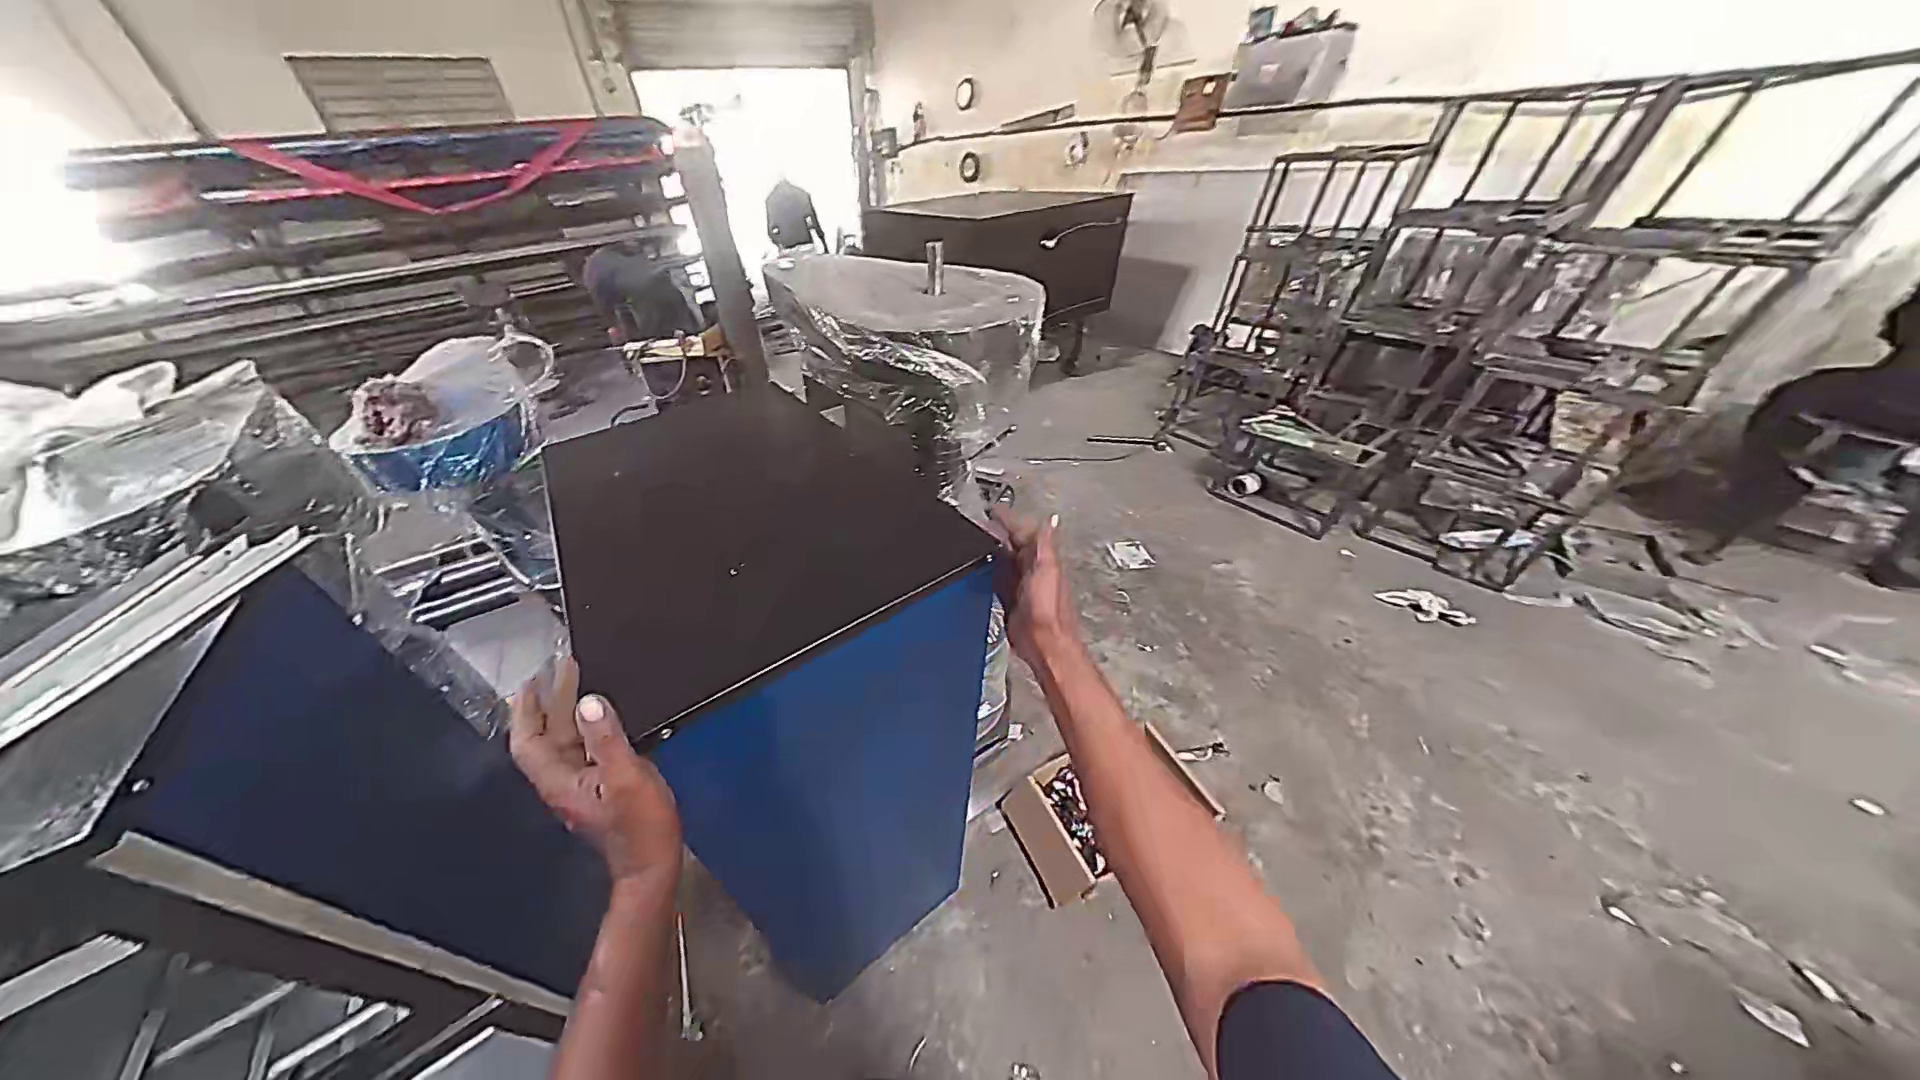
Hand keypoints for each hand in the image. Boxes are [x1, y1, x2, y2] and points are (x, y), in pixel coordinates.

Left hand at [510, 658, 681, 886]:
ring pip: (567, 742)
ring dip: (570, 713)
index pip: (528, 742)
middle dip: (551, 702)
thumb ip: (607, 738)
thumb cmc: (640, 828)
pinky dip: (590, 728)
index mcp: (561, 782)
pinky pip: (586, 749)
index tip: (532, 681)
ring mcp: (582, 787)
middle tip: (560, 670)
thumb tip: (590, 703)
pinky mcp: (601, 788)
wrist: (652, 862)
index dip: (526, 710)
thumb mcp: (627, 776)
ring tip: (581, 684)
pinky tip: (603, 717)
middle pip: (547, 738)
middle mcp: (565, 784)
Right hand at [990, 507, 1081, 666]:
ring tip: (977, 541)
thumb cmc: (1049, 609)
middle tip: (980, 523)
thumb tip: (1052, 519)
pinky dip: (988, 573)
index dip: (1008, 521)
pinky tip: (981, 569)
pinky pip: (997, 581)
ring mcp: (1020, 586)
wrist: (1044, 641)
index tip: (993, 511)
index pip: (1023, 533)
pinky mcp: (1009, 601)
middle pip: (1011, 546)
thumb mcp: (1048, 569)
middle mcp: (1032, 571)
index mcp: (1042, 560)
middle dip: (996, 534)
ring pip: (1003, 562)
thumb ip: (1046, 544)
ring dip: (991, 552)